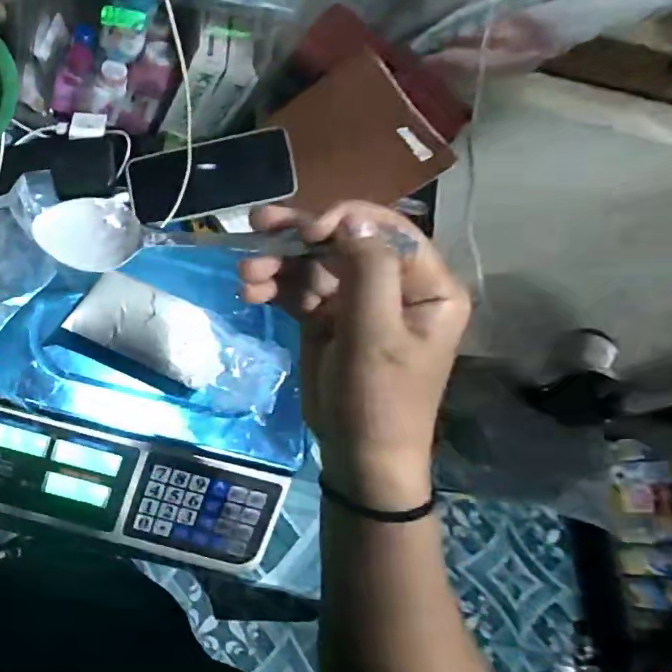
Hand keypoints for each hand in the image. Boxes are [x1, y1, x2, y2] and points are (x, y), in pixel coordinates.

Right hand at [238, 201, 469, 509]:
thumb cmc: (379, 396)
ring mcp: (355, 303)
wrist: (358, 451)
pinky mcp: (325, 321)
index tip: (303, 229)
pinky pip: (297, 293)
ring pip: (313, 267)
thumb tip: (350, 221)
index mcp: (426, 285)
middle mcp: (393, 287)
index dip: (345, 220)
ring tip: (245, 275)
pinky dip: (274, 289)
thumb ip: (368, 272)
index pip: (387, 233)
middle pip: (343, 244)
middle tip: (257, 224)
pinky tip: (250, 294)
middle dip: (299, 236)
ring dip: (278, 265)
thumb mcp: (376, 334)